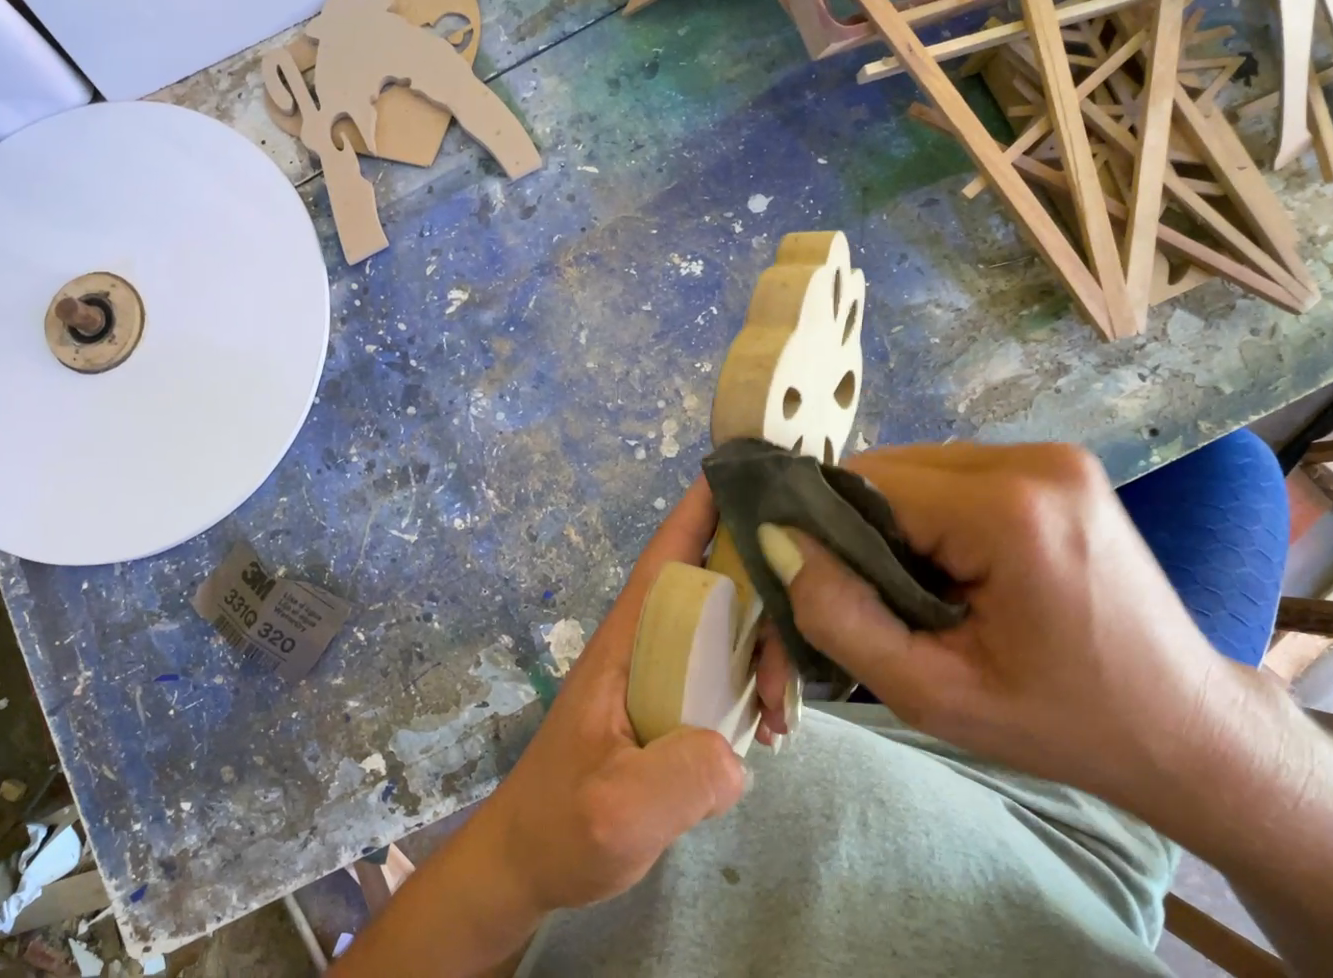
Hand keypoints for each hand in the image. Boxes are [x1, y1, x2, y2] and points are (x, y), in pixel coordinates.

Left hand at [472, 477, 748, 912]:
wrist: (532, 862)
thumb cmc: (561, 826)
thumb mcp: (618, 811)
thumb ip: (679, 778)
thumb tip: (736, 751)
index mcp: (626, 642)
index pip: (667, 556)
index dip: (704, 509)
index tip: (755, 469)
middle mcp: (646, 645)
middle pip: (716, 588)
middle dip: (769, 600)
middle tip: (801, 666)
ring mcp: (660, 677)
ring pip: (730, 633)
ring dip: (769, 657)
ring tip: (783, 719)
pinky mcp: (672, 710)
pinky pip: (727, 677)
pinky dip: (757, 692)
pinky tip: (771, 733)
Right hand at [755, 443, 1241, 803]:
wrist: (1186, 729)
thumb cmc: (1060, 722)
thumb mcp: (929, 692)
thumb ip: (839, 617)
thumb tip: (780, 546)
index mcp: (1009, 511)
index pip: (862, 487)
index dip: (825, 536)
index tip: (828, 594)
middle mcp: (1032, 460)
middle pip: (884, 471)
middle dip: (856, 531)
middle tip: (873, 601)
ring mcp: (1050, 456)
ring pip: (910, 470)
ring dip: (889, 524)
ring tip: (914, 591)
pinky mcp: (1055, 467)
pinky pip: (947, 476)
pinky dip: (925, 517)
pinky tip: (947, 570)